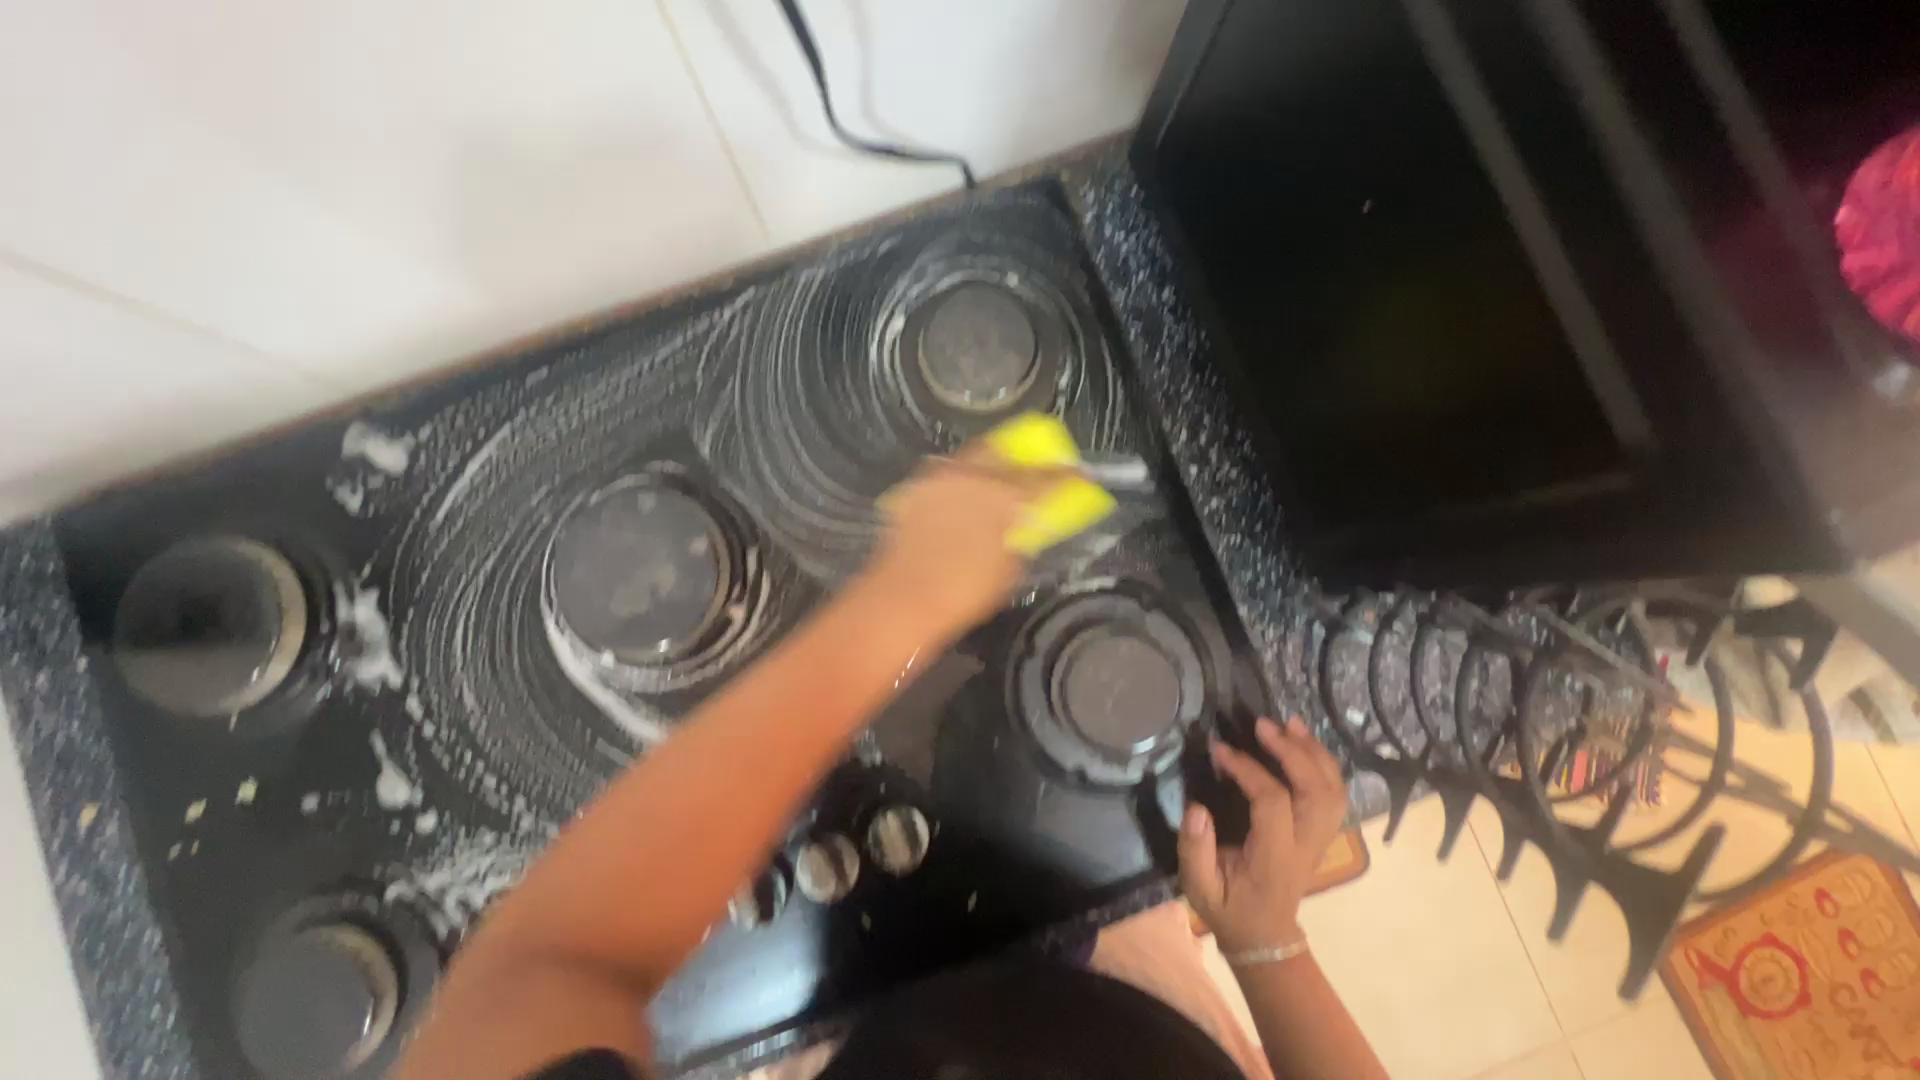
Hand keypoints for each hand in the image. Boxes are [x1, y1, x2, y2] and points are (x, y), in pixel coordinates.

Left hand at [863, 442, 1063, 640]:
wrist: (902, 599)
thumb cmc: (962, 593)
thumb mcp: (1009, 571)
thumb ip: (1018, 540)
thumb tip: (1017, 528)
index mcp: (1004, 496)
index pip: (1047, 478)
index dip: (1068, 475)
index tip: (1080, 473)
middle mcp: (972, 476)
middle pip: (1005, 453)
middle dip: (1022, 460)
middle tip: (1033, 472)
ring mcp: (940, 479)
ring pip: (971, 458)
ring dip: (988, 466)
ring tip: (995, 482)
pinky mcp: (914, 489)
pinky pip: (944, 475)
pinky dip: (959, 481)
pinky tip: (961, 498)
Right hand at [1180, 716, 1348, 952]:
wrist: (1265, 936)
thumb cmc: (1229, 909)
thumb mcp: (1199, 887)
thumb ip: (1195, 850)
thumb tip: (1196, 808)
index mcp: (1275, 857)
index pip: (1273, 803)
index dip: (1248, 771)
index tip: (1220, 751)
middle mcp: (1305, 845)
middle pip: (1317, 791)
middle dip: (1293, 753)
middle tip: (1262, 725)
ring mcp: (1319, 839)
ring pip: (1333, 790)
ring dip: (1314, 753)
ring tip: (1289, 723)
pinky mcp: (1321, 833)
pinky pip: (1334, 793)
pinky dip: (1322, 763)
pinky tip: (1302, 741)